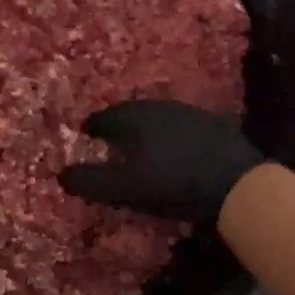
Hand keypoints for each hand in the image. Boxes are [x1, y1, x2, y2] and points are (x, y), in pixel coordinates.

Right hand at [59, 99, 263, 222]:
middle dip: (118, 128)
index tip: (86, 139)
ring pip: (157, 119)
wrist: (234, 182)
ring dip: (146, 132)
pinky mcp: (212, 125)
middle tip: (110, 144)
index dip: (91, 130)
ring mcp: (188, 113)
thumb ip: (89, 181)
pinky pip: (180, 129)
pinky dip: (170, 139)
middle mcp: (158, 107)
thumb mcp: (122, 188)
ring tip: (140, 149)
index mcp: (132, 117)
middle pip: (129, 114)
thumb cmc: (170, 183)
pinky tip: (174, 154)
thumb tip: (61, 175)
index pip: (102, 118)